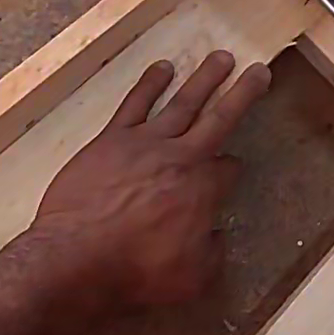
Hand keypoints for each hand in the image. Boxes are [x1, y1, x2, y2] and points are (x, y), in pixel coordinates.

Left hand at [27, 51, 270, 320]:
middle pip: (220, 118)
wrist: (74, 260)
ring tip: (221, 57)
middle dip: (243, 93)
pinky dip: (150, 84)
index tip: (230, 171)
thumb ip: (213, 250)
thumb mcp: (192, 277)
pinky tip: (163, 67)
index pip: (229, 167)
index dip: (233, 168)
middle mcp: (180, 157)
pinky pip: (135, 104)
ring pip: (183, 103)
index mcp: (203, 188)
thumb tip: (216, 232)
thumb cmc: (135, 272)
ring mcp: (145, 143)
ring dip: (205, 79)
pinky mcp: (111, 140)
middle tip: (259, 70)